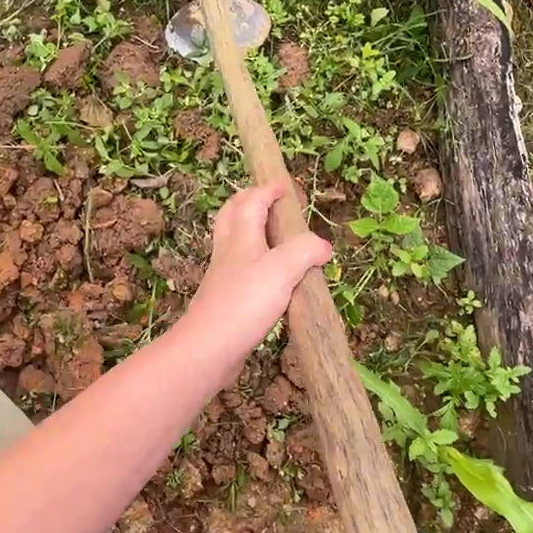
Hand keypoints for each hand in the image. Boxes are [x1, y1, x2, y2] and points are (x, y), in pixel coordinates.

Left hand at [178, 180, 332, 363]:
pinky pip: (238, 267)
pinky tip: (267, 275)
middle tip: (268, 200)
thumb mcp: (282, 270)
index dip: (268, 190)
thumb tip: (323, 245)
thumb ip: (305, 251)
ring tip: (270, 234)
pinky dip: (252, 259)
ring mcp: (224, 274)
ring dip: (248, 228)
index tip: (285, 186)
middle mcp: (229, 250)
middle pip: (232, 214)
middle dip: (248, 201)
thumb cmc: (244, 302)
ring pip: (233, 240)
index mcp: (241, 235)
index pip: (252, 201)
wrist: (209, 347)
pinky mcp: (225, 297)